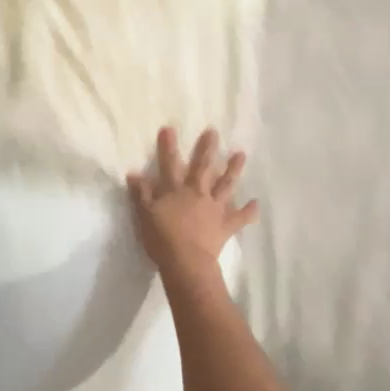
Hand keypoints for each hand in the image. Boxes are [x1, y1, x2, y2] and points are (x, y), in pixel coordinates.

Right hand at [127, 127, 259, 280]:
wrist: (186, 262)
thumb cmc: (161, 239)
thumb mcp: (145, 215)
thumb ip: (141, 193)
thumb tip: (133, 173)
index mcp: (176, 190)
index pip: (170, 164)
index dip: (169, 147)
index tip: (169, 128)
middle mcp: (198, 193)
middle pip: (203, 167)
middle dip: (207, 149)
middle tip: (213, 132)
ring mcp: (215, 208)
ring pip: (225, 185)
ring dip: (233, 169)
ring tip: (241, 155)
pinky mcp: (226, 224)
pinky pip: (240, 217)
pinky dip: (249, 211)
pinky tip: (256, 204)